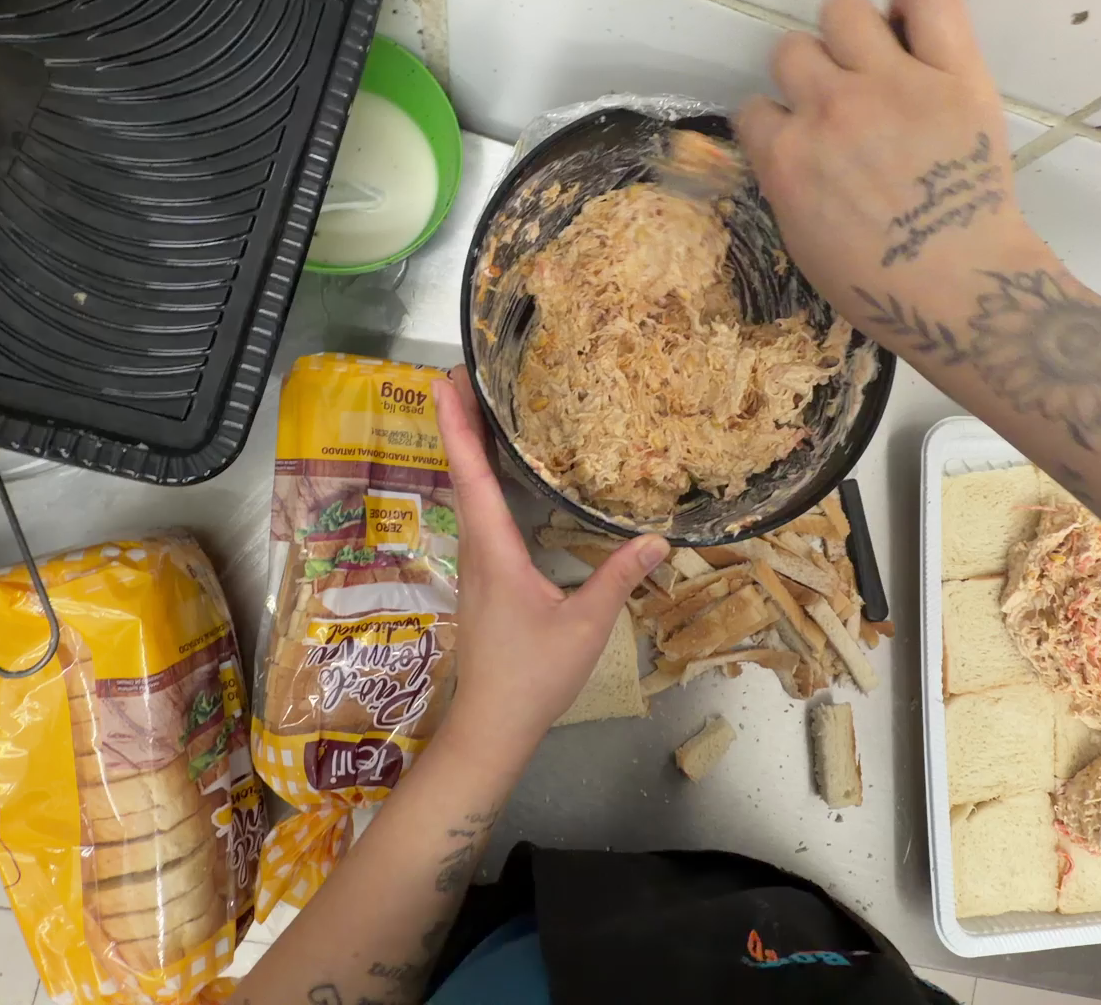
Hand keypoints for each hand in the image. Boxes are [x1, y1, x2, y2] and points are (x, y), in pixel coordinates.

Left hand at [429, 367, 667, 770]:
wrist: (494, 723)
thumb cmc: (534, 674)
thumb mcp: (586, 625)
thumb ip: (618, 578)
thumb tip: (658, 538)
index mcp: (494, 550)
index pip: (472, 477)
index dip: (458, 428)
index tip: (442, 384)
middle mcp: (476, 548)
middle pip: (462, 474)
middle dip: (458, 423)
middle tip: (457, 376)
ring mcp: (475, 563)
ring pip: (465, 494)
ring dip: (465, 449)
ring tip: (472, 409)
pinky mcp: (482, 577)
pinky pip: (476, 514)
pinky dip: (478, 480)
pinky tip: (493, 475)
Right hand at [736, 0, 1043, 323]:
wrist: (955, 288)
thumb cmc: (873, 285)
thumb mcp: (803, 244)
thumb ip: (787, 187)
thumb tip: (791, 153)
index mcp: (786, 160)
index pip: (752, 110)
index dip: (770, 123)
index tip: (791, 137)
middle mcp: (827, 110)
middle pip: (789, 51)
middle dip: (803, 76)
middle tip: (832, 102)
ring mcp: (890, 84)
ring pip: (843, 9)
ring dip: (847, 32)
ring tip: (870, 59)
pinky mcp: (952, 70)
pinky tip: (910, 17)